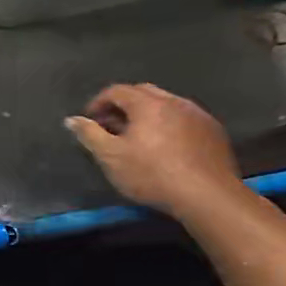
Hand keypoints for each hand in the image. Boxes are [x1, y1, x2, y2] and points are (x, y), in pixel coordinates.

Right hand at [66, 83, 244, 216]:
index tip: (90, 120)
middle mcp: (175, 101)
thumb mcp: (110, 156)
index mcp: (148, 104)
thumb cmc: (151, 174)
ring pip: (166, 104)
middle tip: (110, 126)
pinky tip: (164, 147)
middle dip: (122, 104)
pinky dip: (167, 124)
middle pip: (143, 92)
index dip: (98, 102)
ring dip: (146, 114)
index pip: (117, 90)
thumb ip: (89, 134)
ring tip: (136, 137)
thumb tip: (71, 120)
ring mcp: (198, 115)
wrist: (206, 195)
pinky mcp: (213, 131)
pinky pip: (183, 118)